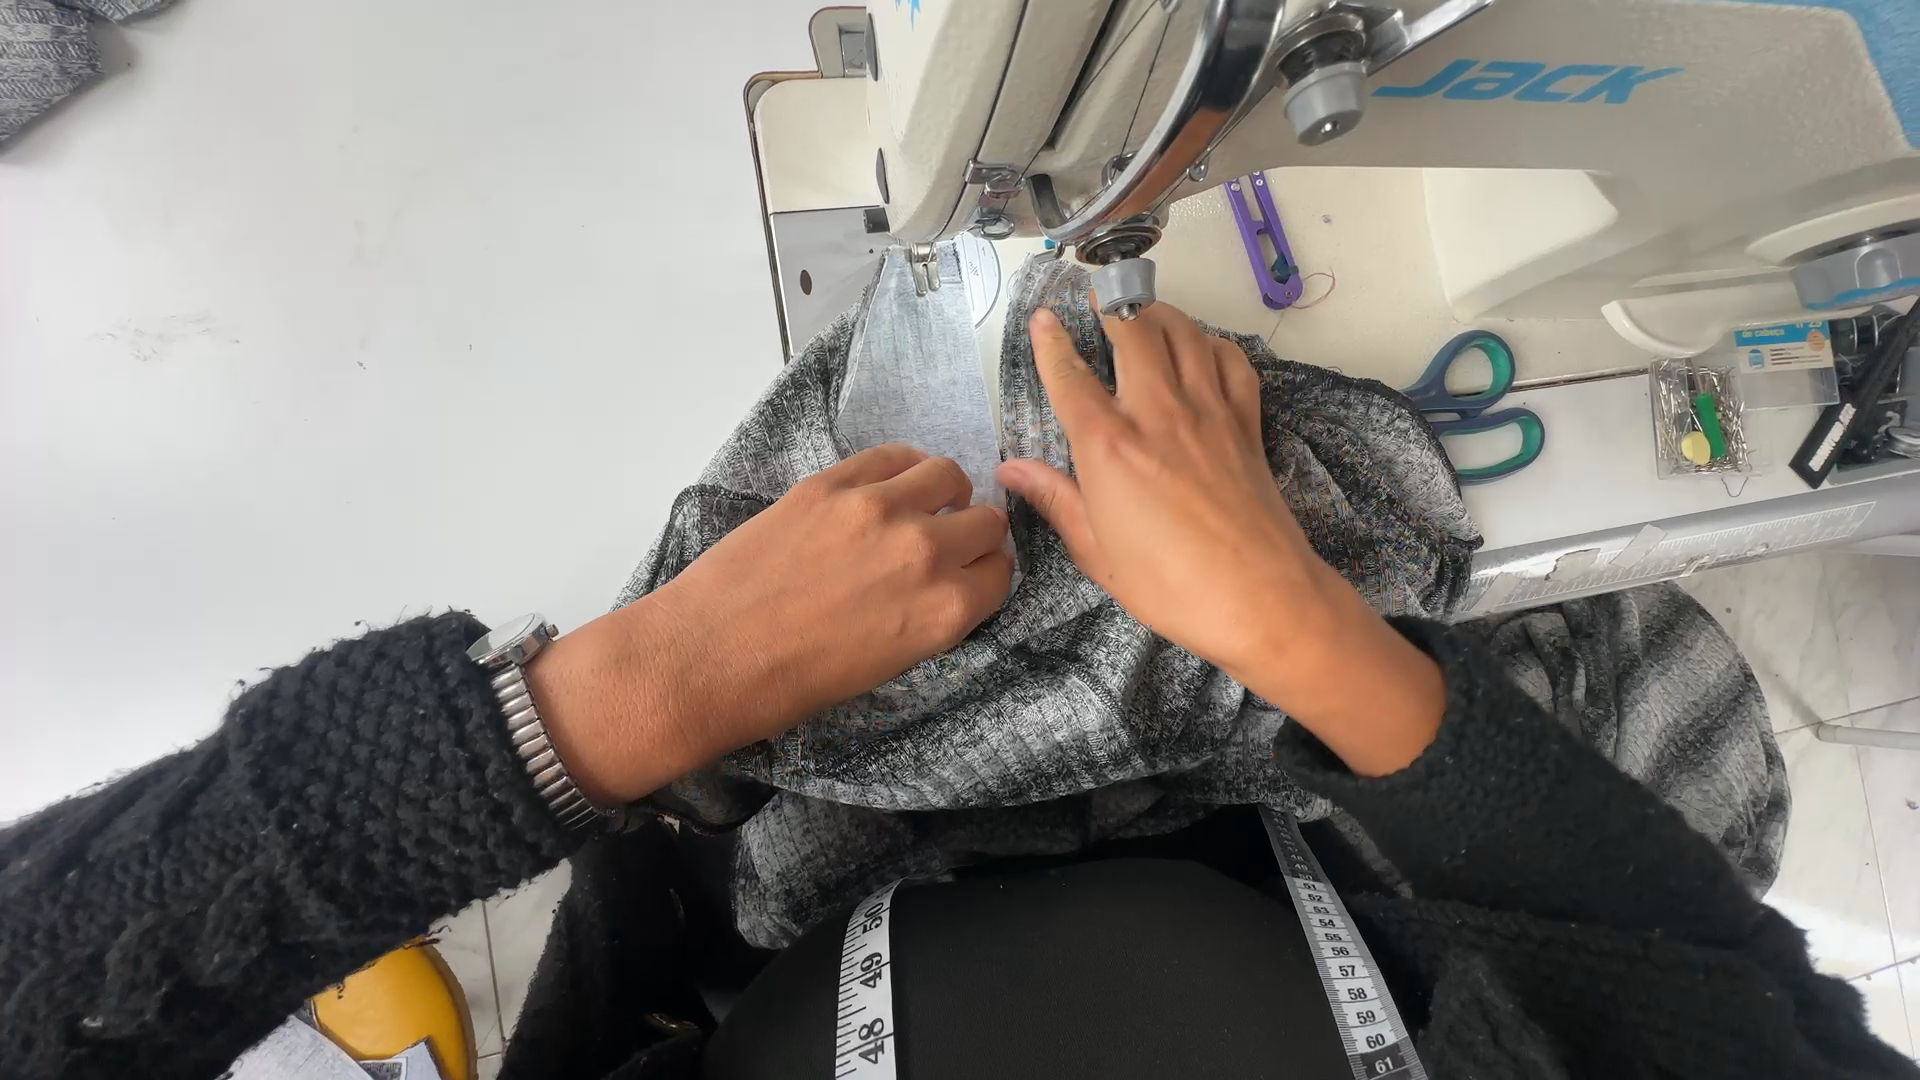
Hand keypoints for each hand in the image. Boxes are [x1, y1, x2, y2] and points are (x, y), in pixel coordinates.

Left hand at [531, 445, 1012, 802]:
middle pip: (987, 522)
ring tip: (918, 508)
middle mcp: (925, 552)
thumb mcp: (890, 666)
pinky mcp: (832, 483)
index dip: (985, 576)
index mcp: (944, 612)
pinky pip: (893, 455)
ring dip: (944, 494)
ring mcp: (877, 509)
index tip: (968, 576)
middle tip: (943, 544)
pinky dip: (903, 469)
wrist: (707, 658)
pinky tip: (886, 488)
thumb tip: (949, 582)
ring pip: (948, 474)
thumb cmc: (795, 683)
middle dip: (973, 535)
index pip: (1001, 573)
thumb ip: (932, 616)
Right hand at [998, 303, 1443, 775]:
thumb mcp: (1096, 551)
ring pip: (1184, 333)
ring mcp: (1208, 413)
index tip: (1042, 319)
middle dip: (1110, 306)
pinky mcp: (1245, 424)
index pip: (1071, 377)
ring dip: (1159, 313)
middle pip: (1132, 332)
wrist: (1260, 599)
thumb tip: (1011, 468)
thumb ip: (1055, 498)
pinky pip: (1231, 362)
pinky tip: (1201, 349)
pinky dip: (1212, 344)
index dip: (1051, 343)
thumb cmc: (1168, 585)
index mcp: (1109, 447)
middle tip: (1095, 298)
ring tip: (1141, 312)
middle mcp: (1158, 414)